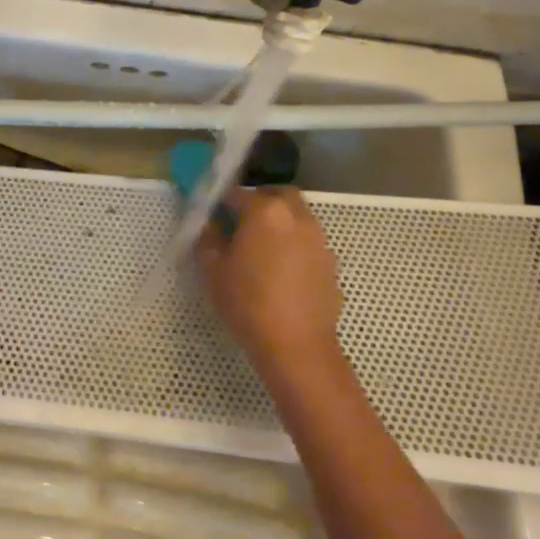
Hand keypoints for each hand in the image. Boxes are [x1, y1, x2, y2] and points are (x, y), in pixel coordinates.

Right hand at [195, 185, 343, 376]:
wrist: (298, 347)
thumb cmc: (248, 303)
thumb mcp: (213, 269)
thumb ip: (208, 237)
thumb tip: (210, 224)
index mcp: (265, 211)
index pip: (237, 192)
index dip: (221, 202)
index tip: (212, 216)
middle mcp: (297, 217)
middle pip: (277, 194)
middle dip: (259, 202)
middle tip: (241, 224)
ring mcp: (319, 240)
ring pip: (297, 217)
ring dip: (280, 222)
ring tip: (262, 250)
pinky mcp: (331, 263)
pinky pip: (309, 242)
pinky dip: (295, 245)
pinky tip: (281, 272)